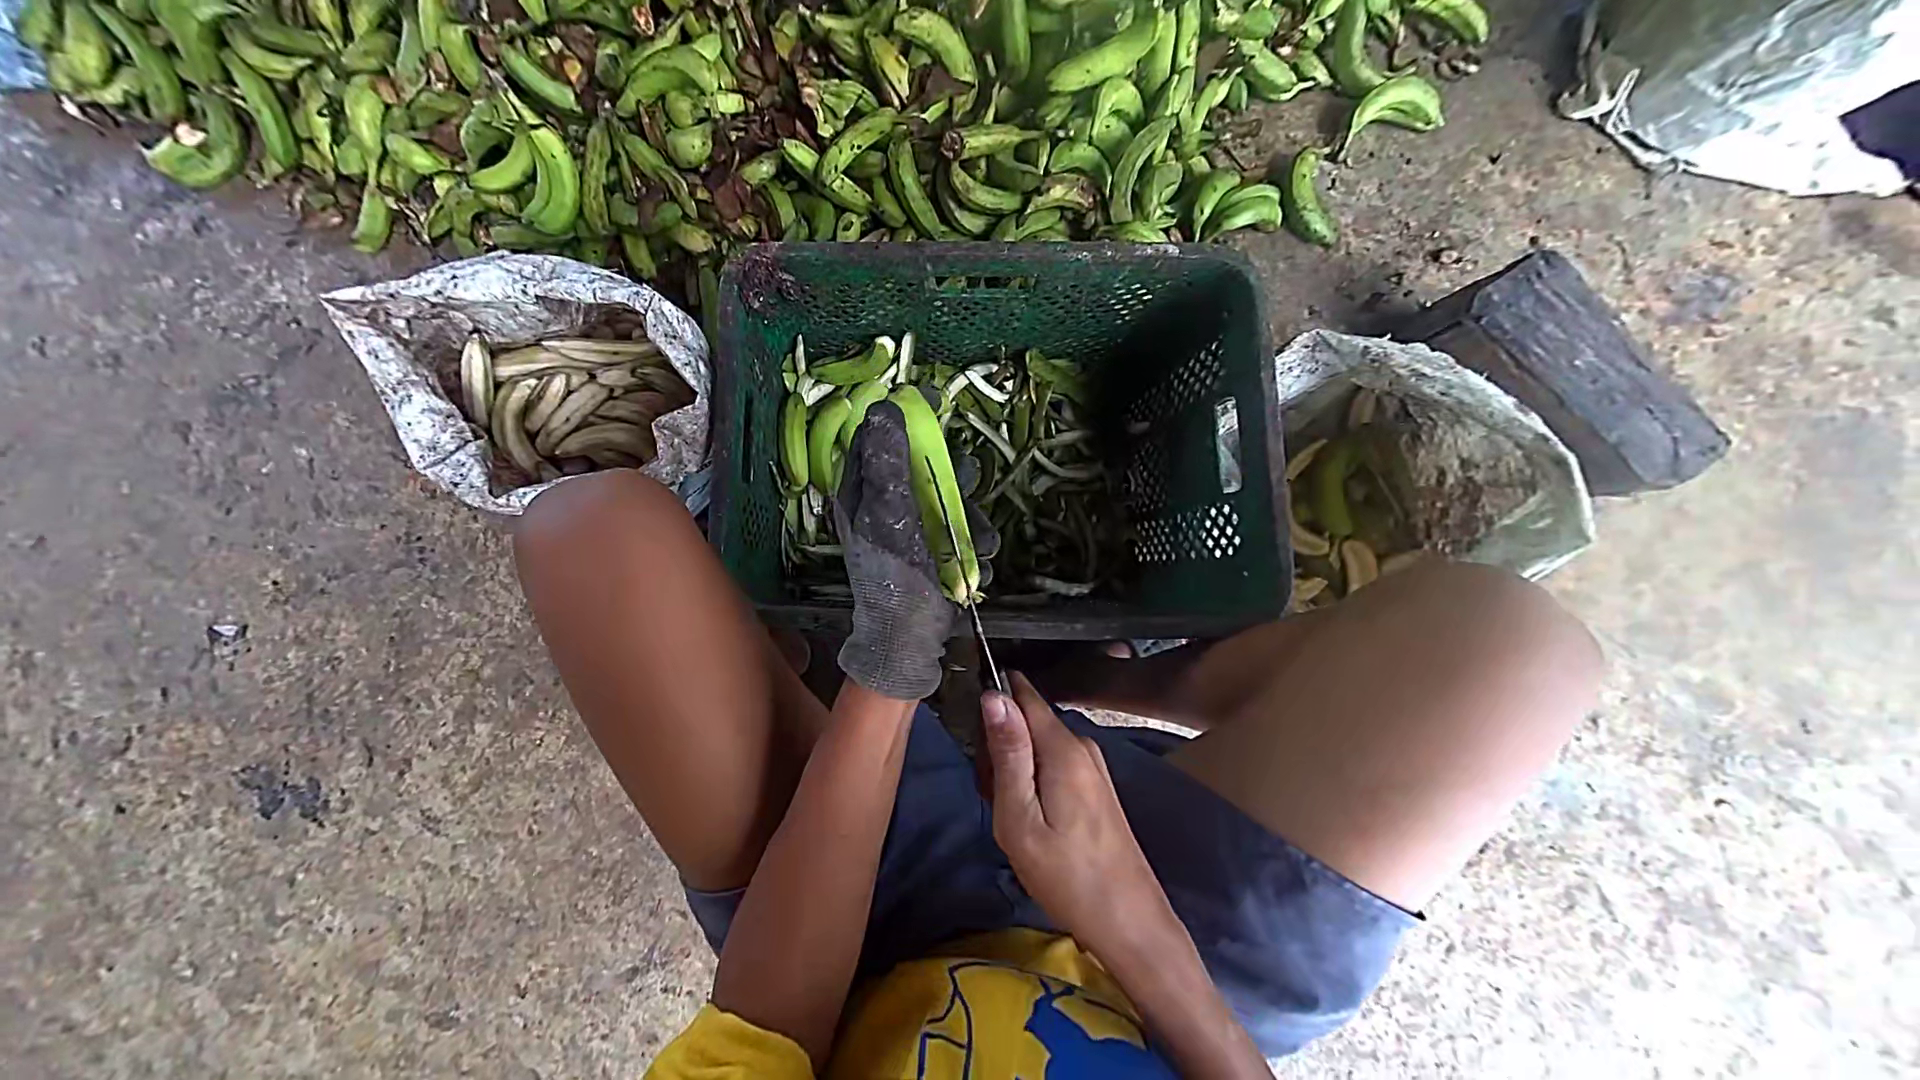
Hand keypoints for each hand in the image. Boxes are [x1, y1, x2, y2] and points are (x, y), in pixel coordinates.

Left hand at [833, 401, 953, 699]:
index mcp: (861, 491)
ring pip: (947, 495)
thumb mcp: (889, 515)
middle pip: (920, 463)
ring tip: (978, 541)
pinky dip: (972, 541)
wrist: (910, 638)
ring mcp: (910, 525)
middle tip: (963, 482)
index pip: (877, 436)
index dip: (903, 417)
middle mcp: (884, 502)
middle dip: (948, 474)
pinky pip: (958, 527)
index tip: (934, 404)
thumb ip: (888, 464)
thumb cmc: (894, 577)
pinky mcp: (933, 545)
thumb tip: (884, 408)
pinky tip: (976, 559)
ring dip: (969, 516)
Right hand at [980, 672, 1174, 944]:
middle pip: (1026, 722)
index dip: (992, 703)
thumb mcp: (1020, 818)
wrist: (1128, 922)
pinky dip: (1032, 783)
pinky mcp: (1095, 785)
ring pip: (1036, 745)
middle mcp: (1082, 746)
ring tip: (1011, 815)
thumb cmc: (1066, 876)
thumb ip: (1008, 754)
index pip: (1022, 694)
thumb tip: (994, 696)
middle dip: (1000, 748)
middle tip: (992, 796)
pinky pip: (1052, 764)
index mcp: (1063, 748)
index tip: (974, 738)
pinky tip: (1032, 821)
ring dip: (1014, 770)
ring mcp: (1093, 765)